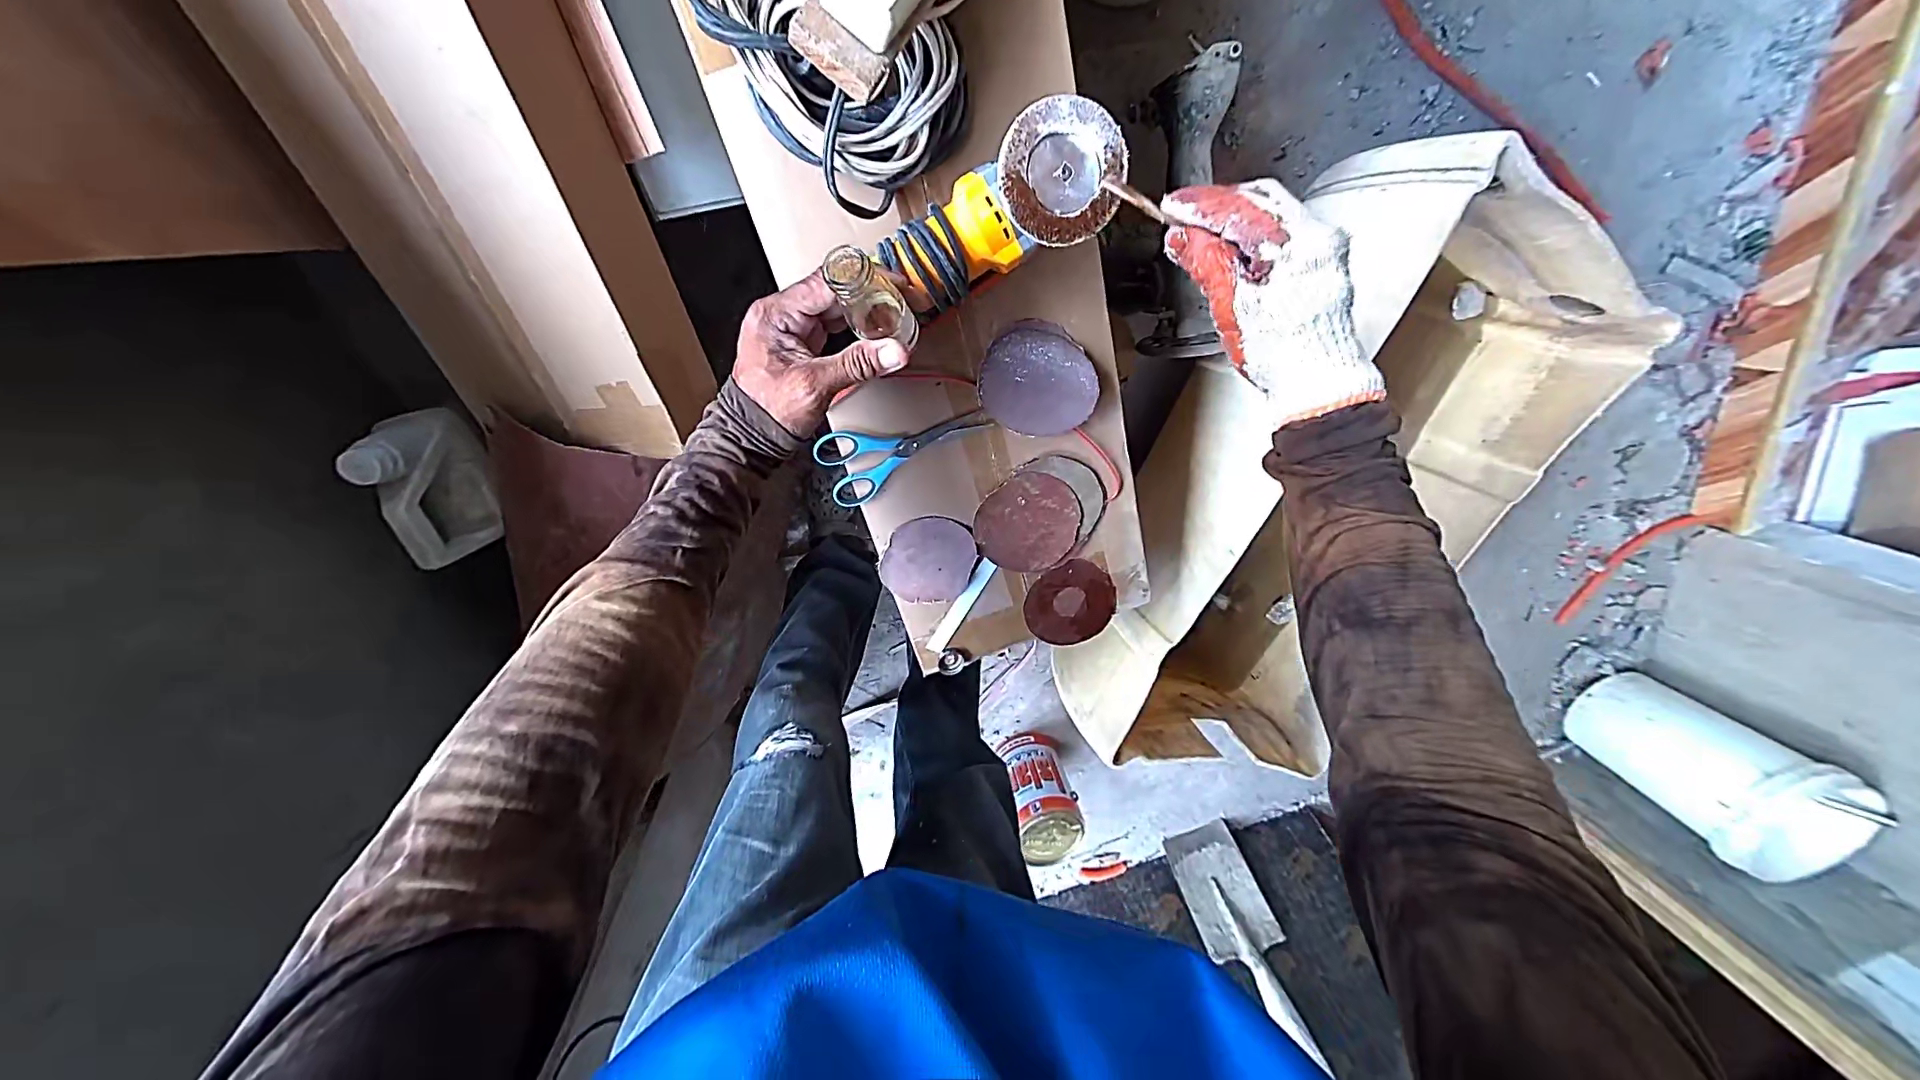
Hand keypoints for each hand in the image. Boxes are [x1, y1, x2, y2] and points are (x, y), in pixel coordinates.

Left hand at [733, 272, 910, 434]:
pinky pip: (835, 326)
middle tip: (901, 300)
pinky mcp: (803, 343)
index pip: (825, 282)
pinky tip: (875, 332)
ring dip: (866, 311)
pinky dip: (857, 327)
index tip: (891, 283)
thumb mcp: (816, 385)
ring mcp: (793, 328)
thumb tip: (893, 351)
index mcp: (775, 314)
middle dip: (870, 295)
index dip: (863, 280)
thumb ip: (858, 365)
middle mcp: (782, 315)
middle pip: (834, 292)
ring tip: (894, 315)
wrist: (753, 437)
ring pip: (837, 308)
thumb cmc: (768, 410)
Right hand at [1161, 180, 1384, 427]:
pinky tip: (1234, 252)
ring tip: (1203, 235)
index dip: (1202, 204)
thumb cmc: (1281, 354)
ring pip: (1274, 219)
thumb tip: (1182, 237)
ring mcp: (1325, 254)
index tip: (1175, 207)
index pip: (1243, 205)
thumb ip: (1206, 262)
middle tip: (1185, 215)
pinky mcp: (1321, 270)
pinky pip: (1284, 239)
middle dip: (1220, 207)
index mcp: (1301, 242)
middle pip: (1263, 203)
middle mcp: (1320, 240)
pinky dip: (1254, 240)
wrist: (1314, 387)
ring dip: (1236, 222)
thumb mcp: (1231, 305)